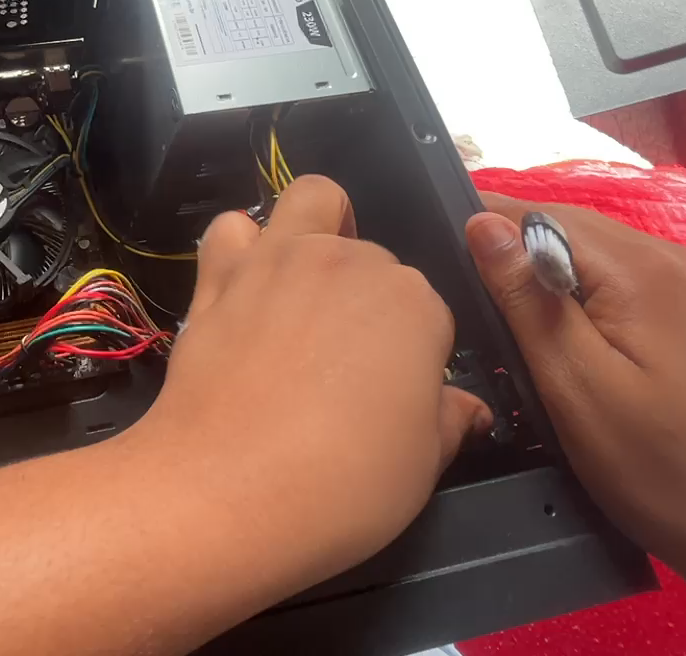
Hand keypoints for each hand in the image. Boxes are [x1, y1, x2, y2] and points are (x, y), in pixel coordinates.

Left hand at [122, 175, 491, 583]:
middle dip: (366, 296)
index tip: (394, 390)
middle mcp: (347, 262)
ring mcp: (278, 258)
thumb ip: (447, 420)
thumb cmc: (342, 482)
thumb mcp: (423, 465)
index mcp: (413, 302)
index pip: (428, 309)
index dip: (414, 350)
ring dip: (317, 224)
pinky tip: (245, 280)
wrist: (229, 486)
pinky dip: (241, 244)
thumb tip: (464, 407)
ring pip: (310, 200)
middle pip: (370, 257)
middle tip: (345, 357)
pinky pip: (231, 228)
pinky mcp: (220, 273)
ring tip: (308, 279)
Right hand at [466, 193, 685, 655]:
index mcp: (647, 270)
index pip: (542, 215)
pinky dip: (588, 289)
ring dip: (550, 270)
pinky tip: (571, 329)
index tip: (444, 256)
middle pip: (573, 228)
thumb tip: (480, 222)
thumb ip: (525, 295)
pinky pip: (630, 278)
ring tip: (512, 313)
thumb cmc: (659, 469)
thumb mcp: (572, 383)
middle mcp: (682, 261)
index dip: (487, 227)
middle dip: (516, 248)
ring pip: (600, 252)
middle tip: (471, 293)